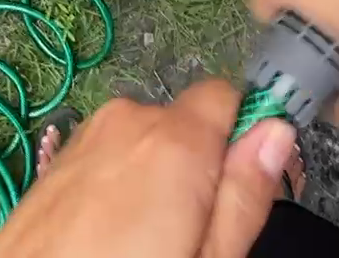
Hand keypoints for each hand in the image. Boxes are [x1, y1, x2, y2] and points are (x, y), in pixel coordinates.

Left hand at [0, 81, 296, 257]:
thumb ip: (245, 193)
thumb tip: (277, 132)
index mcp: (173, 139)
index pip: (228, 96)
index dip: (246, 137)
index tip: (248, 184)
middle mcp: (129, 119)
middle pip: (188, 122)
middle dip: (201, 167)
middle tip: (193, 234)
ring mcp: (90, 133)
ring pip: (149, 139)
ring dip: (159, 176)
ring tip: (146, 242)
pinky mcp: (62, 153)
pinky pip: (113, 151)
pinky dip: (122, 180)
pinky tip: (110, 235)